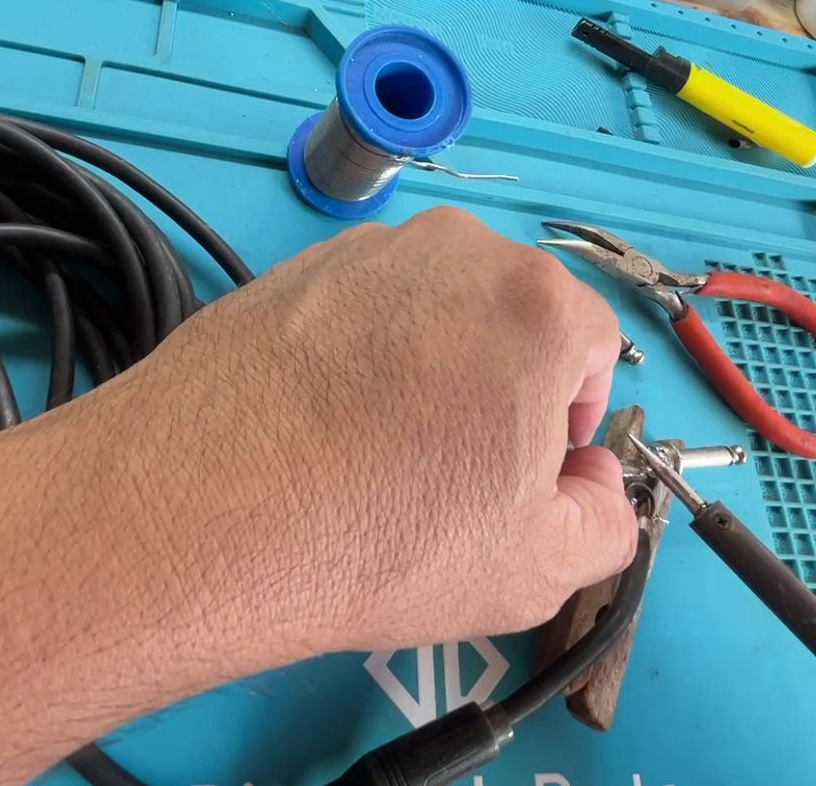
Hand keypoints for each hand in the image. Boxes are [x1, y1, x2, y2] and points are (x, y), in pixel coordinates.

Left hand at [87, 207, 636, 656]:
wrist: (208, 502)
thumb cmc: (386, 531)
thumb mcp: (541, 564)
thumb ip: (606, 516)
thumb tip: (588, 479)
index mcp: (535, 299)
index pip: (590, 348)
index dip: (566, 419)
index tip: (522, 469)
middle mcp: (453, 249)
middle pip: (508, 319)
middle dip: (498, 387)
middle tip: (446, 464)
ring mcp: (363, 249)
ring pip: (429, 310)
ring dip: (425, 365)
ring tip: (372, 444)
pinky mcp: (293, 266)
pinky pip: (357, 307)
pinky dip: (357, 352)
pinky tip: (319, 416)